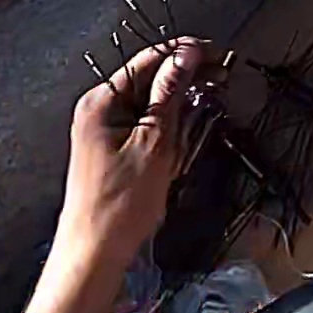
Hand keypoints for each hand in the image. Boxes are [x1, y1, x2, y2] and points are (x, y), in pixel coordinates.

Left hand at [55, 39, 210, 272]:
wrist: (93, 260)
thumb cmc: (117, 207)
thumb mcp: (154, 143)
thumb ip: (170, 93)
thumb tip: (185, 55)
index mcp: (102, 100)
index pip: (149, 59)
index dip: (185, 52)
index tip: (215, 53)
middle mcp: (101, 108)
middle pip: (152, 79)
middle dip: (185, 83)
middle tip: (219, 80)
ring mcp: (106, 128)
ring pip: (153, 104)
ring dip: (178, 112)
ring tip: (192, 130)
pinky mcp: (115, 147)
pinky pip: (147, 125)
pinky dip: (167, 131)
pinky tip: (179, 148)